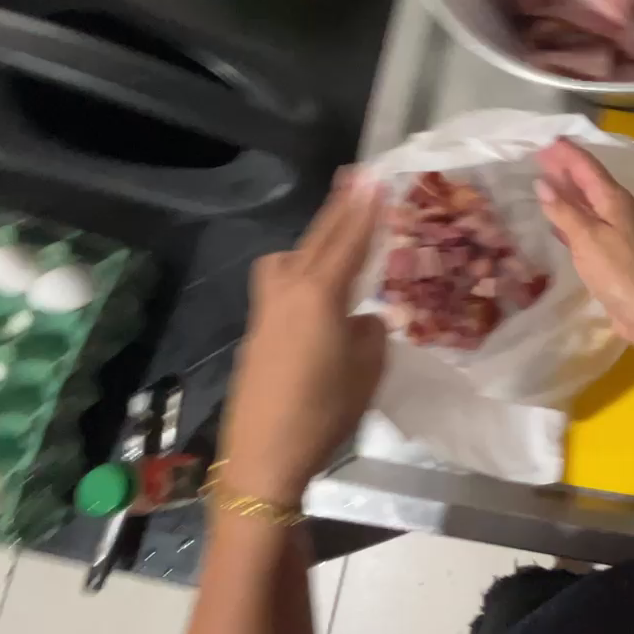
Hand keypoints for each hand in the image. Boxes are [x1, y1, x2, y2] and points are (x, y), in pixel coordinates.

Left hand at [223, 172, 387, 502]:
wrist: (263, 455)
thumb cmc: (324, 412)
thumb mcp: (367, 370)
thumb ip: (369, 332)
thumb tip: (361, 318)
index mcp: (320, 296)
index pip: (348, 243)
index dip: (364, 211)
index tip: (375, 179)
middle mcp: (289, 292)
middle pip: (316, 241)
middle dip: (338, 209)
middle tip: (355, 178)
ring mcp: (267, 310)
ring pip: (288, 258)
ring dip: (313, 238)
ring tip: (334, 233)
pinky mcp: (258, 331)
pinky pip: (280, 282)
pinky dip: (300, 267)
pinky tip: (315, 287)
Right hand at [535, 139, 633, 349]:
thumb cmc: (620, 272)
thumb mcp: (587, 238)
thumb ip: (564, 211)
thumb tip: (542, 183)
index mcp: (613, 199)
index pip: (586, 166)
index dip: (566, 152)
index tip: (544, 140)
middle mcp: (616, 210)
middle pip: (587, 181)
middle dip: (563, 168)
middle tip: (537, 155)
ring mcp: (614, 232)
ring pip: (585, 203)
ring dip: (565, 192)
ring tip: (541, 181)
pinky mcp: (609, 253)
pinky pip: (584, 225)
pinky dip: (568, 218)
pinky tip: (554, 220)